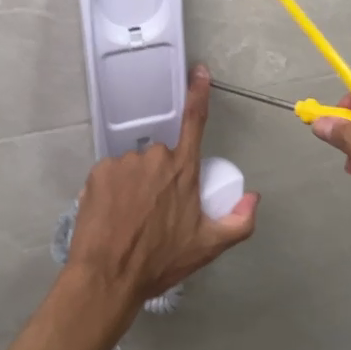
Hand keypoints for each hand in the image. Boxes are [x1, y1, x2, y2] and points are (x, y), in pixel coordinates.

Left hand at [65, 65, 259, 302]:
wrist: (107, 279)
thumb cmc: (160, 261)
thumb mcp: (207, 247)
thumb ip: (239, 222)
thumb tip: (253, 197)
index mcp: (183, 169)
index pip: (195, 121)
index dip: (198, 93)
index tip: (198, 70)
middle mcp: (155, 157)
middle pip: (163, 158)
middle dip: (162, 178)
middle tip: (155, 213)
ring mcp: (124, 163)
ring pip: (136, 167)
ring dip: (136, 185)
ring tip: (131, 219)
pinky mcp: (98, 174)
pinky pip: (111, 175)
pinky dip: (113, 190)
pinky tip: (113, 215)